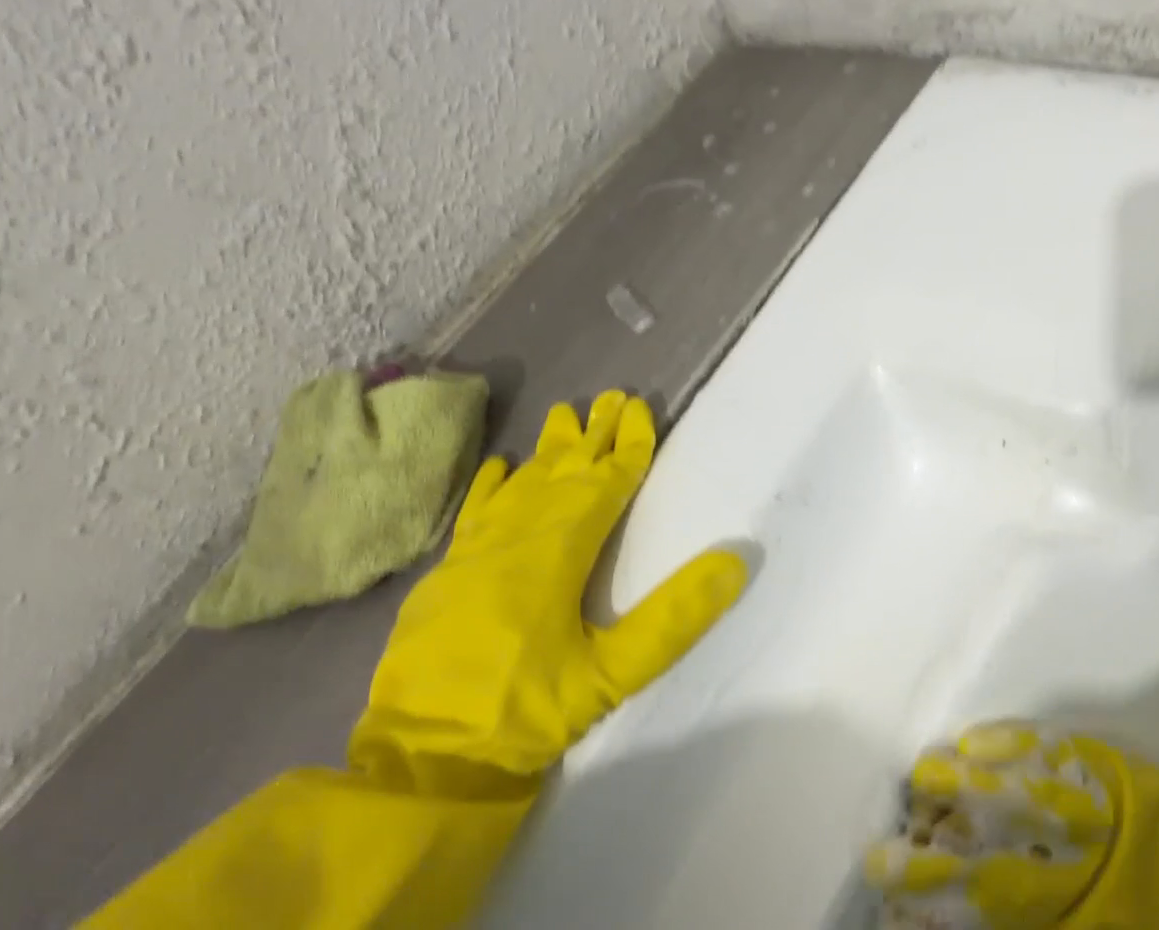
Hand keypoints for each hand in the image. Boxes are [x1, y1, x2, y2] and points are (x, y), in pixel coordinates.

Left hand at [348, 391, 747, 794]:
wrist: (424, 762)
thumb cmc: (527, 716)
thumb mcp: (615, 675)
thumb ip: (675, 618)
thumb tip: (734, 562)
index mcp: (553, 559)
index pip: (599, 489)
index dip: (625, 449)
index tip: (640, 410)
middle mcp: (511, 545)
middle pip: (558, 477)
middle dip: (590, 437)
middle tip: (611, 397)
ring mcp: (472, 560)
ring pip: (517, 489)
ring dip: (546, 453)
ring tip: (564, 414)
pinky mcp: (446, 580)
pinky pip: (474, 516)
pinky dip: (491, 488)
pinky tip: (501, 467)